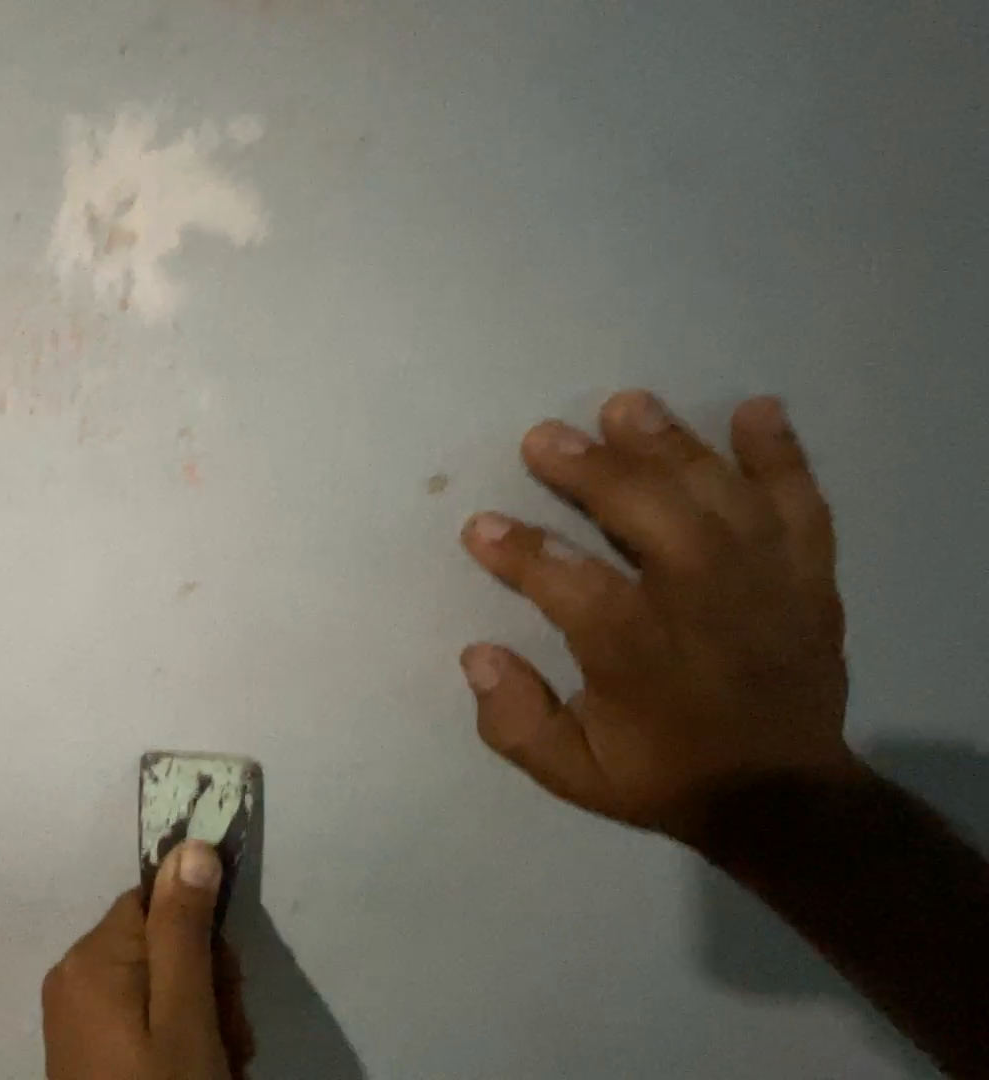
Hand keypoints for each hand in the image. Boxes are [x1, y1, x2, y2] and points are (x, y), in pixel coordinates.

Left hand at [42, 841, 251, 1079]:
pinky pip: (136, 1017)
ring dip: (196, 1015)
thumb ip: (185, 930)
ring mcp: (75, 1015)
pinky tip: (194, 1073)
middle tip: (227, 1039)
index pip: (154, 902)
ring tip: (216, 1067)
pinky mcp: (83, 1049)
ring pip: (154, 983)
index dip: (200, 935)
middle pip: (157, 943)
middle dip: (204, 982)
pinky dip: (172, 1038)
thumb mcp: (185, 1016)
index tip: (228, 982)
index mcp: (91, 956)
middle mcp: (73, 974)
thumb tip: (191, 845)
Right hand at [460, 391, 858, 841]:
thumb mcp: (568, 770)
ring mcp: (766, 588)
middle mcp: (707, 610)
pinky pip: (800, 508)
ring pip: (721, 501)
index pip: (576, 588)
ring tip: (627, 405)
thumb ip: (514, 720)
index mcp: (641, 657)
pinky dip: (782, 457)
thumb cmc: (659, 774)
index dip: (524, 554)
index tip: (480, 526)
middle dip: (596, 474)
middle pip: (654, 522)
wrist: (786, 801)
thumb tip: (478, 655)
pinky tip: (756, 409)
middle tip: (544, 437)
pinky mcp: (807, 579)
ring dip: (673, 448)